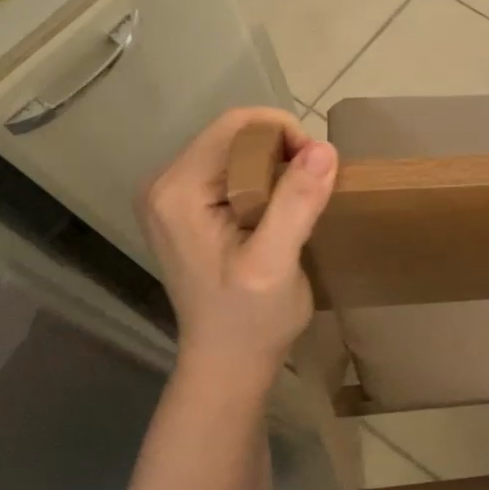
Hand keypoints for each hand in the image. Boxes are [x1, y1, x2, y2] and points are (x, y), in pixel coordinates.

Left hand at [136, 107, 337, 382]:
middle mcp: (164, 183)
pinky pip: (229, 167)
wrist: (226, 363)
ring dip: (273, 164)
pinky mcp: (184, 206)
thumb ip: (295, 203)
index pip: (236, 126)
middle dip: (280, 149)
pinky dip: (261, 177)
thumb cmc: (250, 320)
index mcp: (178, 191)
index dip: (284, 133)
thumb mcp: (276, 263)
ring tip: (295, 203)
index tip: (316, 169)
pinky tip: (275, 210)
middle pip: (233, 133)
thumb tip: (324, 147)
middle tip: (310, 189)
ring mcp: (171, 195)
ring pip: (235, 147)